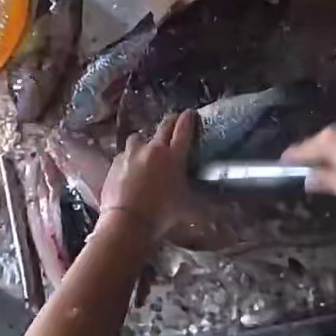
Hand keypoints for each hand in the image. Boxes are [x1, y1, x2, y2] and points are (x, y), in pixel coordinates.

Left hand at [100, 111, 196, 237]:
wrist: (126, 222)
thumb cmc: (161, 215)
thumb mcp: (188, 208)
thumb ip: (203, 201)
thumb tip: (220, 209)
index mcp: (173, 156)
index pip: (184, 130)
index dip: (189, 119)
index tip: (190, 114)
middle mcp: (152, 149)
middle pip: (164, 126)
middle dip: (171, 121)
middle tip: (175, 121)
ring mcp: (131, 153)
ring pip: (140, 137)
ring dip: (146, 141)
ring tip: (147, 150)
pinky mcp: (115, 162)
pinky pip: (125, 153)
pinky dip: (130, 157)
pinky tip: (131, 168)